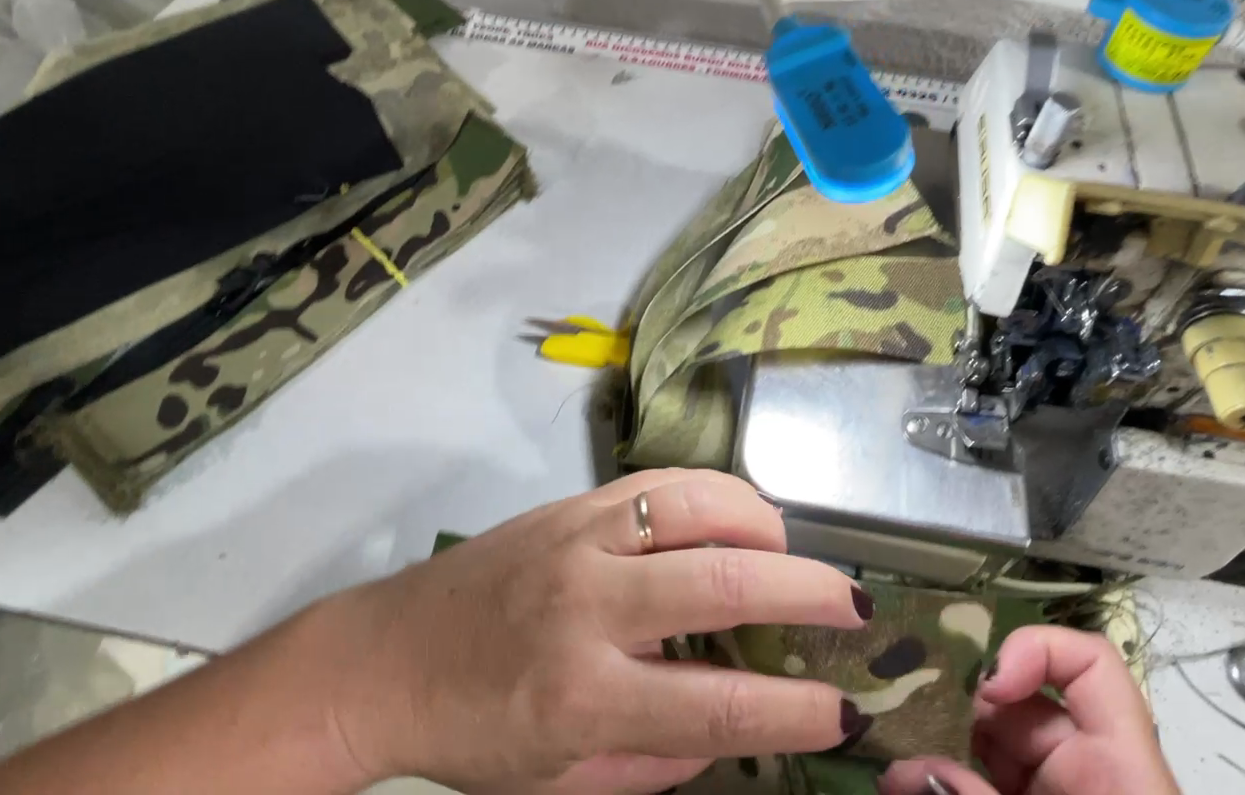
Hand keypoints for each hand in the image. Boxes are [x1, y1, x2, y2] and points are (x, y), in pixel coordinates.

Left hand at [316, 469, 871, 793]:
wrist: (385, 656)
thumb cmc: (472, 732)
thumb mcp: (560, 783)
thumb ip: (654, 764)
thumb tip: (735, 732)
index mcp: (583, 695)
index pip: (716, 706)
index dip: (793, 712)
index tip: (844, 713)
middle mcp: (589, 603)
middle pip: (726, 585)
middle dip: (810, 596)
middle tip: (858, 610)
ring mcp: (582, 537)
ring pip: (701, 507)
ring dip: (768, 529)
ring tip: (794, 560)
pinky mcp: (574, 503)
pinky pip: (666, 481)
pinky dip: (720, 495)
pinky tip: (741, 519)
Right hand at [880, 626, 1178, 794]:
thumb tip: (906, 774)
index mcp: (1120, 768)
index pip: (1089, 666)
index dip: (1034, 651)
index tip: (983, 687)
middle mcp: (1087, 770)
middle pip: (1020, 704)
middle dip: (955, 707)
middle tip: (897, 719)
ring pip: (989, 746)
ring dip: (936, 750)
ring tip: (889, 770)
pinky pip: (980, 784)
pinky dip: (942, 783)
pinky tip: (900, 787)